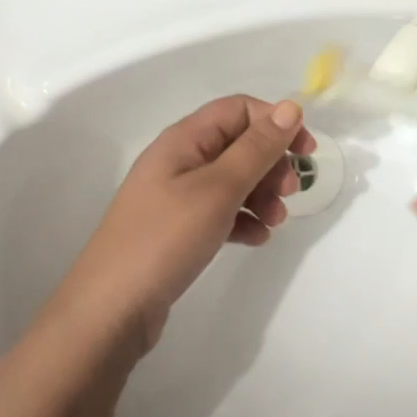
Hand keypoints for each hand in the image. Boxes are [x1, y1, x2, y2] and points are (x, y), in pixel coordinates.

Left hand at [42, 95, 316, 354]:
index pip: (239, 109)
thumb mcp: (218, 189)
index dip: (275, 122)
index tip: (305, 152)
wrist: (110, 309)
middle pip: (239, 143)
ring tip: (276, 221)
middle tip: (290, 192)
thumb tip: (291, 107)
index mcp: (184, 139)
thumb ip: (256, 148)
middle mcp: (180, 160)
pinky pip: (221, 211)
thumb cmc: (165, 238)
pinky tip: (256, 239)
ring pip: (233, 179)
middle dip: (271, 162)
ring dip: (262, 193)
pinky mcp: (178, 229)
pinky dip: (244, 219)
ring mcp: (176, 196)